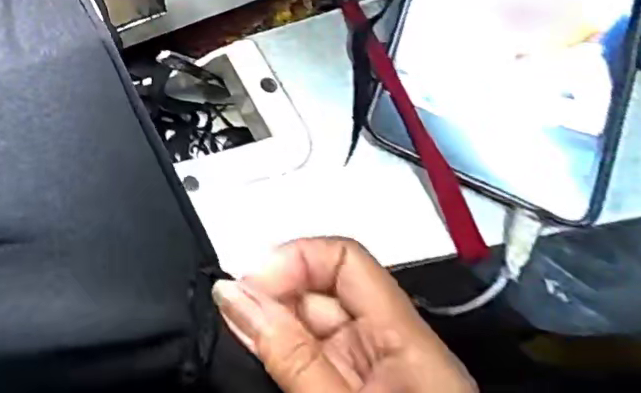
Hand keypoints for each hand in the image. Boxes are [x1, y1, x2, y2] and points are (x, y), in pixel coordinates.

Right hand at [212, 237, 474, 392]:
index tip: (250, 290)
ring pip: (313, 325)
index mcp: (410, 346)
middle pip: (322, 289)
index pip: (344, 259)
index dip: (292, 259)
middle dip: (274, 299)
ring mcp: (383, 381)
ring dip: (274, 330)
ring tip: (252, 353)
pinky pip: (316, 359)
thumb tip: (230, 291)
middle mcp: (399, 354)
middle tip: (238, 326)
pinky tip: (268, 370)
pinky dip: (284, 358)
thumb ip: (287, 352)